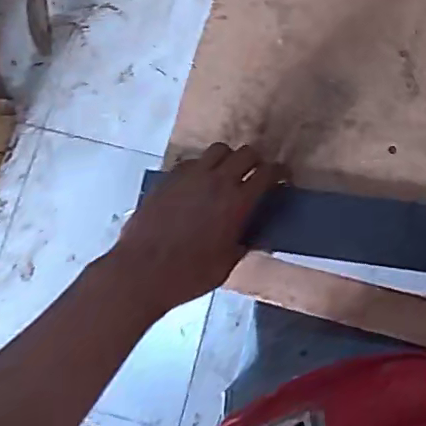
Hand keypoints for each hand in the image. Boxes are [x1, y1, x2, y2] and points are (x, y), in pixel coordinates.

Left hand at [99, 143, 286, 315]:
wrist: (142, 272)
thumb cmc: (189, 275)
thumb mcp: (227, 264)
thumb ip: (243, 243)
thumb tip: (254, 236)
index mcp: (237, 202)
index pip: (268, 173)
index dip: (280, 171)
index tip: (283, 175)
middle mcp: (217, 181)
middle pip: (246, 153)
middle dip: (255, 160)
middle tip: (256, 173)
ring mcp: (191, 176)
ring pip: (218, 149)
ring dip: (228, 158)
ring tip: (226, 172)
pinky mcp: (169, 178)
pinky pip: (192, 161)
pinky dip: (201, 167)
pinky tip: (198, 183)